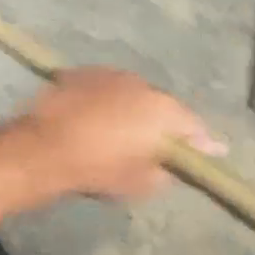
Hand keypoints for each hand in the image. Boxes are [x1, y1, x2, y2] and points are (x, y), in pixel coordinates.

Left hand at [17, 67, 224, 199]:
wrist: (45, 146)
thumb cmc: (100, 167)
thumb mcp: (143, 183)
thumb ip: (166, 171)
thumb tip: (168, 164)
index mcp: (163, 110)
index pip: (194, 126)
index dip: (201, 142)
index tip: (209, 152)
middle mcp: (140, 84)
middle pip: (162, 104)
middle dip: (164, 121)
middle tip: (159, 140)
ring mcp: (108, 73)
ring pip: (132, 91)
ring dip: (133, 106)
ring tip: (124, 126)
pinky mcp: (79, 72)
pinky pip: (104, 87)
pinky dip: (106, 98)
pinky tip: (97, 114)